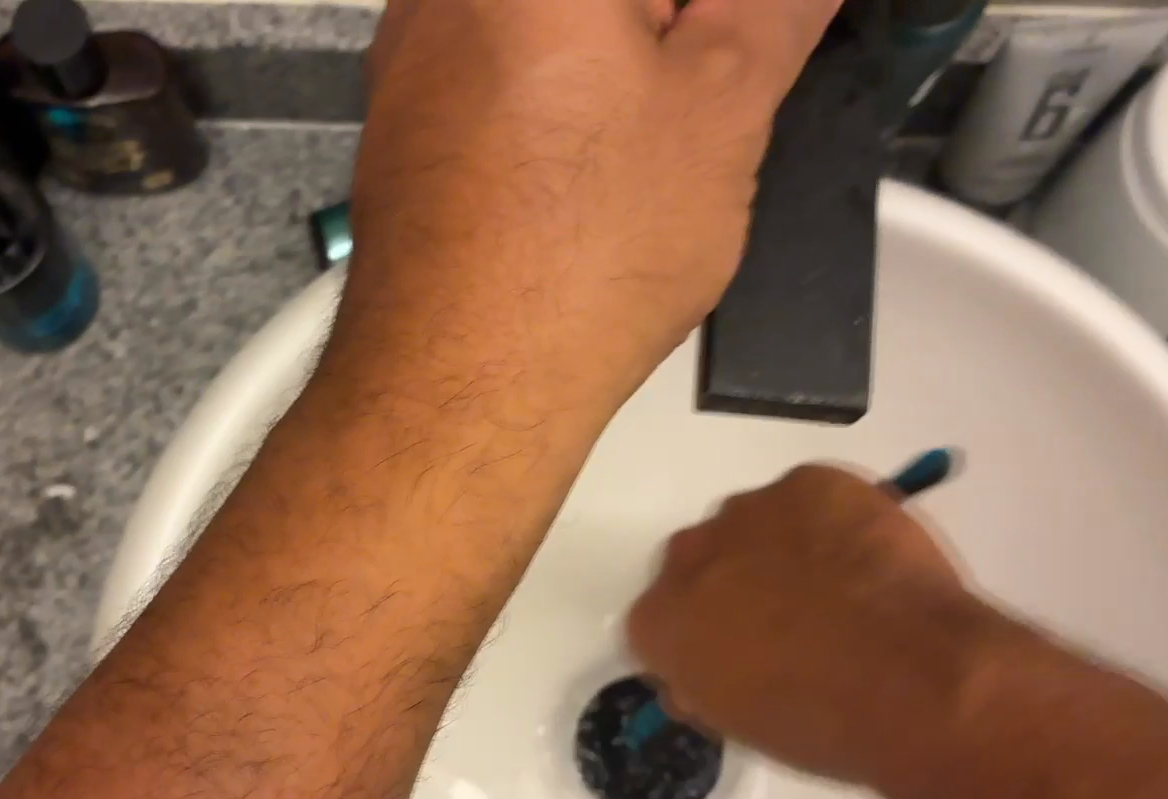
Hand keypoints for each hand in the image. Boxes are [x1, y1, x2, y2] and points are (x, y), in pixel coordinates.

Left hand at [340, 0, 845, 397]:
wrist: (459, 390)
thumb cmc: (585, 256)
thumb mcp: (722, 109)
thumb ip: (775, 5)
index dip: (706, 26)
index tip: (728, 56)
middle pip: (588, 12)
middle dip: (655, 37)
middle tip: (689, 101)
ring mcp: (401, 70)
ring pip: (535, 42)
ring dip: (602, 77)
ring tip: (627, 165)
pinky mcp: (392, 145)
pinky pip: (485, 96)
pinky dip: (540, 119)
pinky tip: (563, 194)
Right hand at [626, 465, 1009, 783]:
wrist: (913, 682)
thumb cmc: (817, 721)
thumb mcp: (737, 723)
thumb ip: (701, 684)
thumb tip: (701, 675)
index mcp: (656, 621)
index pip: (663, 621)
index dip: (704, 636)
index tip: (741, 654)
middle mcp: (684, 557)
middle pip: (699, 563)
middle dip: (733, 584)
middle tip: (790, 619)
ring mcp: (745, 512)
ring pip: (753, 525)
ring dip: (779, 548)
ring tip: (838, 586)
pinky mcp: (808, 483)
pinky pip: (810, 498)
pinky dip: (832, 521)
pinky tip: (866, 557)